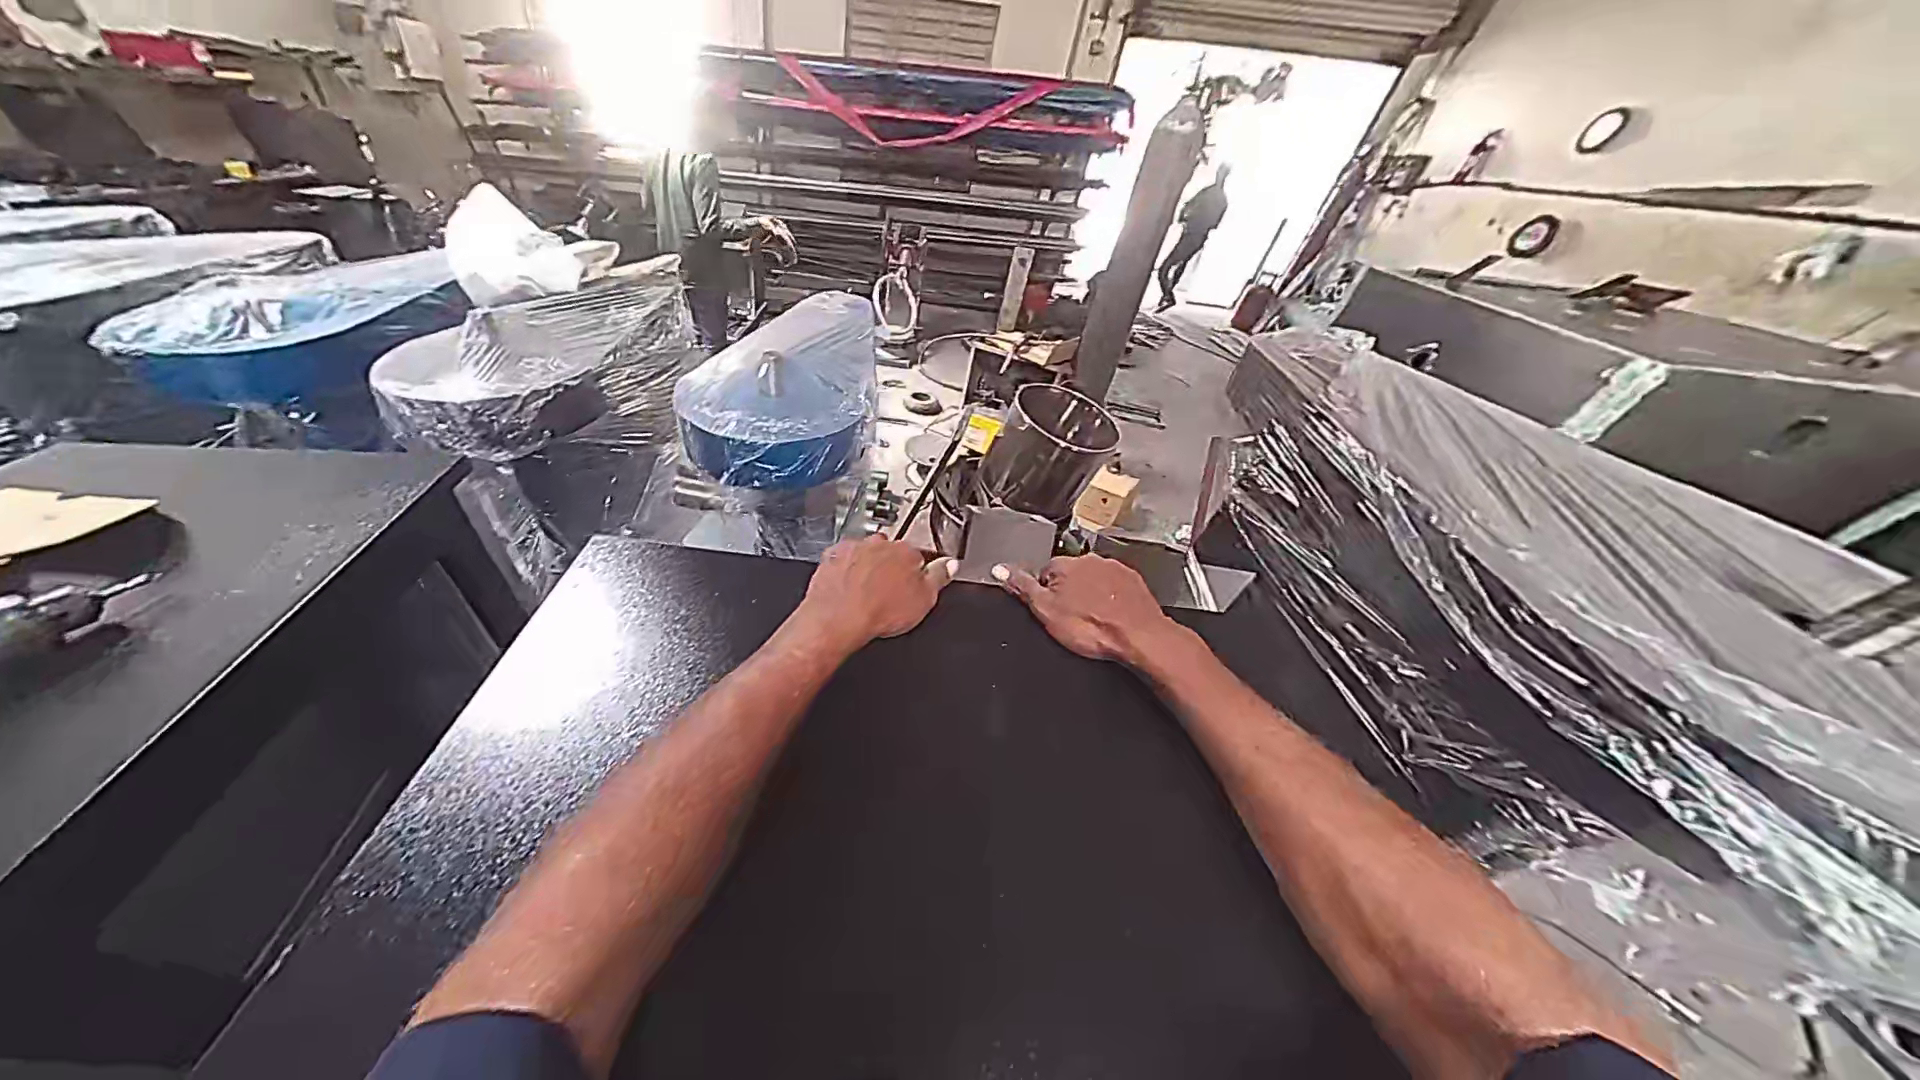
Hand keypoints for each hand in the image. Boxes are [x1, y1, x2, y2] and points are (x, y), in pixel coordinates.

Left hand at [794, 535, 956, 650]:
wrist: (837, 618)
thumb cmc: (877, 612)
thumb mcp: (924, 601)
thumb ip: (939, 577)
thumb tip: (950, 565)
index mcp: (907, 552)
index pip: (919, 555)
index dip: (916, 572)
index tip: (913, 583)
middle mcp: (880, 544)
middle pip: (891, 552)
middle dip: (890, 567)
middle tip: (888, 591)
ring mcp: (855, 549)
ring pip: (866, 553)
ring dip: (867, 566)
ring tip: (866, 592)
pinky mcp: (832, 557)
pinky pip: (842, 559)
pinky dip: (845, 569)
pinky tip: (847, 587)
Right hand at [993, 555, 1184, 666]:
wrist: (1138, 637)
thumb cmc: (1094, 629)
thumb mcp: (1046, 612)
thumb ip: (1023, 587)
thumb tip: (1000, 570)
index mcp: (1064, 565)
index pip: (1044, 572)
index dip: (1046, 594)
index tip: (1053, 610)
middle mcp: (1090, 560)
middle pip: (1070, 574)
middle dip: (1070, 592)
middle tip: (1073, 619)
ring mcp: (1114, 568)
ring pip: (1094, 579)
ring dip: (1092, 595)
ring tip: (1094, 620)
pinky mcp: (1133, 580)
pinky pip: (1115, 587)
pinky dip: (1112, 599)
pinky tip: (1111, 617)